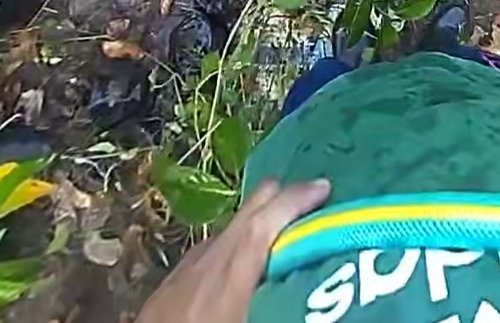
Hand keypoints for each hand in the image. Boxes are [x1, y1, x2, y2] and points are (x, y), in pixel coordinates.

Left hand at [139, 179, 330, 322]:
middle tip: (317, 211)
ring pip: (235, 225)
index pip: (268, 217)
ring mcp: (187, 268)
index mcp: (230, 275)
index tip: (328, 189)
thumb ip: (275, 304)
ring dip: (263, 224)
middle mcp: (209, 259)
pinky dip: (237, 248)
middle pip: (254, 204)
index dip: (300, 197)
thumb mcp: (246, 320)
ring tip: (287, 244)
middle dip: (287, 198)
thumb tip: (308, 295)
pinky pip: (215, 249)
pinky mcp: (171, 284)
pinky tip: (245, 277)